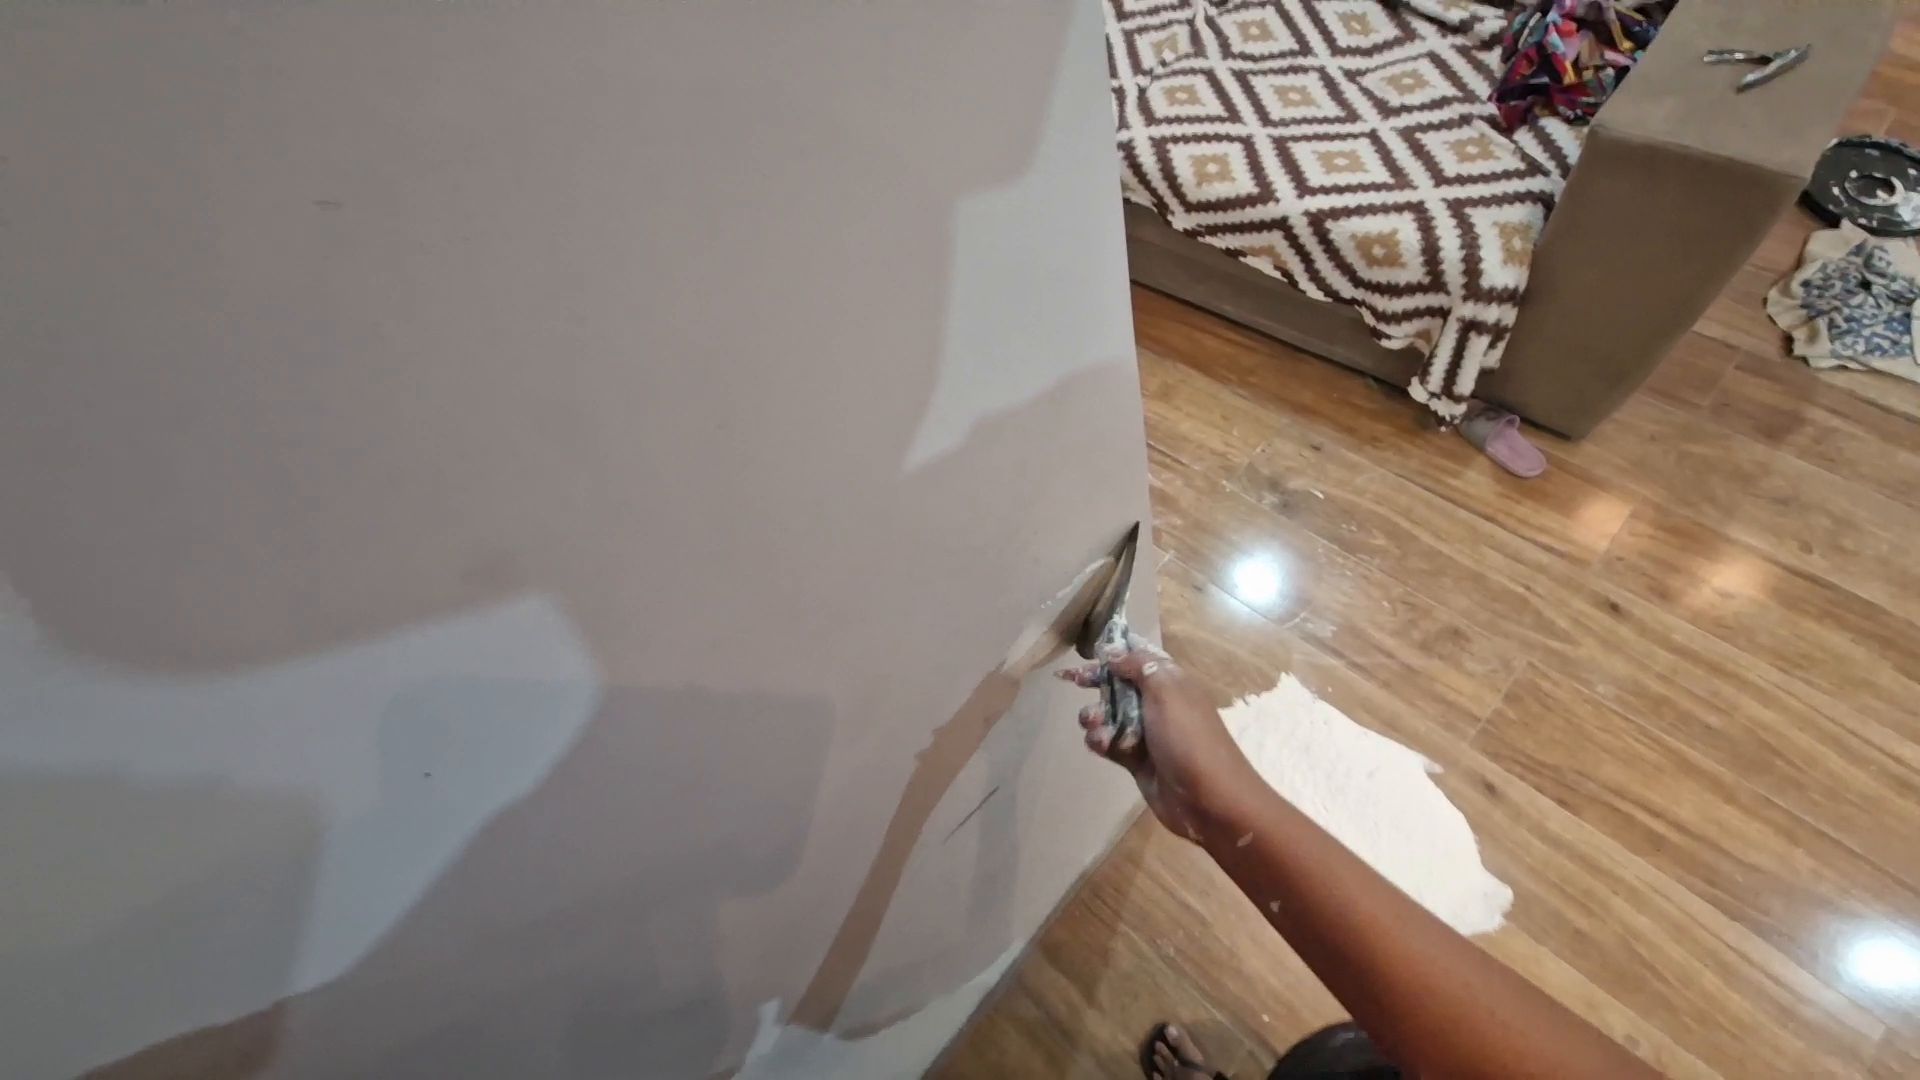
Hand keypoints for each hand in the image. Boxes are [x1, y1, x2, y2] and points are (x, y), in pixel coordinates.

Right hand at [1059, 640, 1260, 842]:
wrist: (1208, 799)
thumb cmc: (1188, 738)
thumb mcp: (1166, 691)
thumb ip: (1138, 666)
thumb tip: (1113, 652)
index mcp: (1170, 682)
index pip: (1139, 657)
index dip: (1115, 652)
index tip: (1090, 651)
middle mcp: (1157, 703)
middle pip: (1119, 684)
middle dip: (1097, 681)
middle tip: (1075, 681)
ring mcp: (1146, 733)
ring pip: (1109, 714)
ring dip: (1095, 715)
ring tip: (1094, 723)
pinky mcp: (1135, 759)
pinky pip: (1109, 742)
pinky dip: (1100, 740)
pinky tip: (1099, 744)